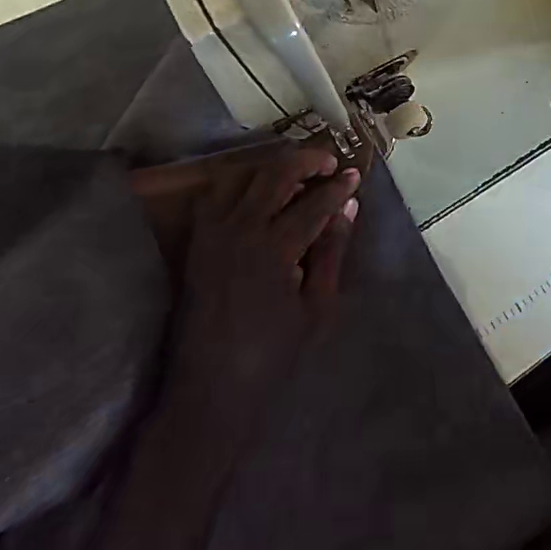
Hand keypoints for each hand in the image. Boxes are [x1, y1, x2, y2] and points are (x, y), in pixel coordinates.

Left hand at [170, 144, 361, 401]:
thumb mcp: (317, 306)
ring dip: (272, 168)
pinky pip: (216, 195)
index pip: (314, 202)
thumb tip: (347, 207)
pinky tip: (258, 192)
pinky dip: (240, 183)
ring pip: (241, 176)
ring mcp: (212, 235)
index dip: (339, 185)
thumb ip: (332, 251)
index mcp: (275, 249)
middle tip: (329, 162)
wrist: (209, 389)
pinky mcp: (196, 244)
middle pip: (275, 175)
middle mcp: (240, 232)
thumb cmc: (273, 351)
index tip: (355, 174)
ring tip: (296, 174)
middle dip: (306, 161)